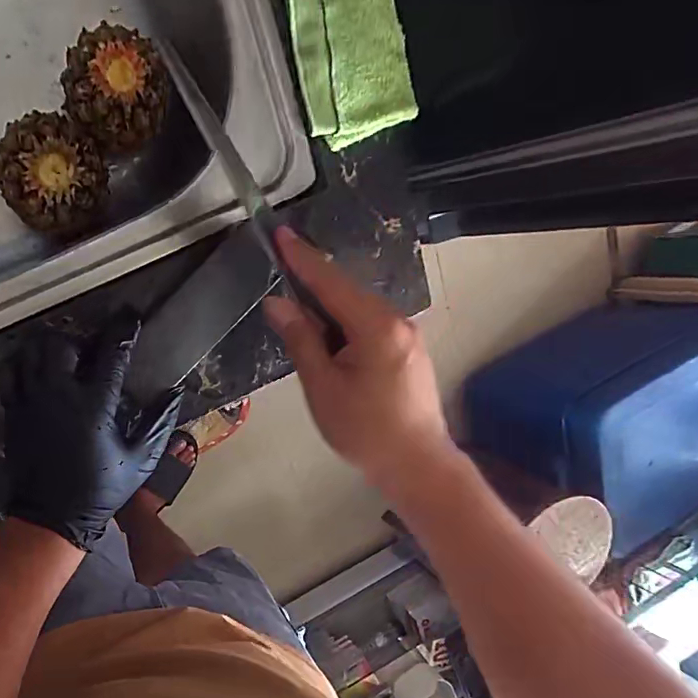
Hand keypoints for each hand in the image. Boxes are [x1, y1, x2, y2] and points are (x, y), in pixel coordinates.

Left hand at [0, 314, 180, 549]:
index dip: (123, 330)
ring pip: (32, 352)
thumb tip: (175, 392)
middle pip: (61, 343)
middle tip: (90, 351)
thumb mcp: (141, 460)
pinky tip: (35, 370)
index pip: (111, 353)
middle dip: (78, 340)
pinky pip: (9, 372)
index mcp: (95, 404)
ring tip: (63, 358)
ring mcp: (31, 401)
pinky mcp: (13, 411)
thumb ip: (159, 423)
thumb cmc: (102, 488)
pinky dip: (20, 362)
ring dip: (50, 348)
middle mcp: (60, 394)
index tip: (130, 317)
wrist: (53, 515)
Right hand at [261, 227, 455, 492]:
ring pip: (359, 311)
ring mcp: (408, 336)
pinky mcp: (410, 351)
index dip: (302, 258)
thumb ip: (302, 340)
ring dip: (329, 311)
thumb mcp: (323, 388)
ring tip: (301, 323)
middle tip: (282, 281)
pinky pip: (371, 326)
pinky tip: (331, 342)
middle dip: (314, 286)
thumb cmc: (365, 431)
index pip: (331, 282)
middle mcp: (397, 322)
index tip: (281, 233)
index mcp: (375, 326)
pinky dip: (347, 327)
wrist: (417, 464)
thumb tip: (279, 304)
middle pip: (347, 293)